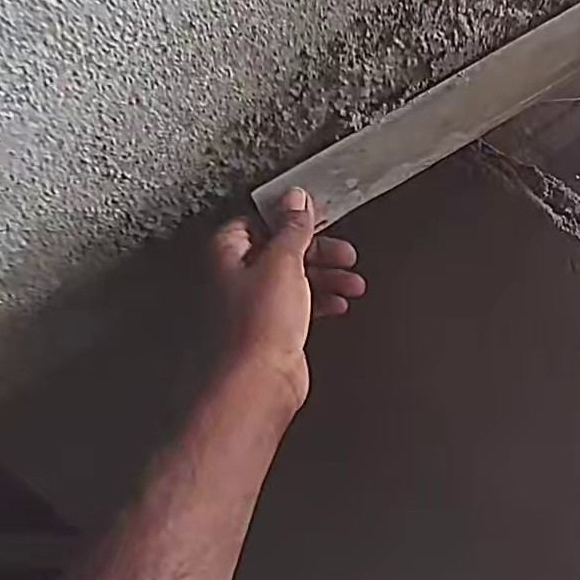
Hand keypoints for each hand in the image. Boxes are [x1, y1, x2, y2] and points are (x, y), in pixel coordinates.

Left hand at [209, 187, 365, 405]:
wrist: (261, 379)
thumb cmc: (258, 328)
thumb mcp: (283, 263)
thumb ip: (293, 228)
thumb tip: (296, 199)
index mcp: (228, 253)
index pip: (259, 221)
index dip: (289, 219)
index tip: (316, 218)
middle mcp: (237, 277)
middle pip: (282, 250)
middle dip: (317, 252)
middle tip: (342, 253)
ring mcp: (254, 304)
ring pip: (294, 278)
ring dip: (326, 277)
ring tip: (351, 281)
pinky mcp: (272, 327)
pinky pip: (300, 304)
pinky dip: (320, 301)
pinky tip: (337, 303)